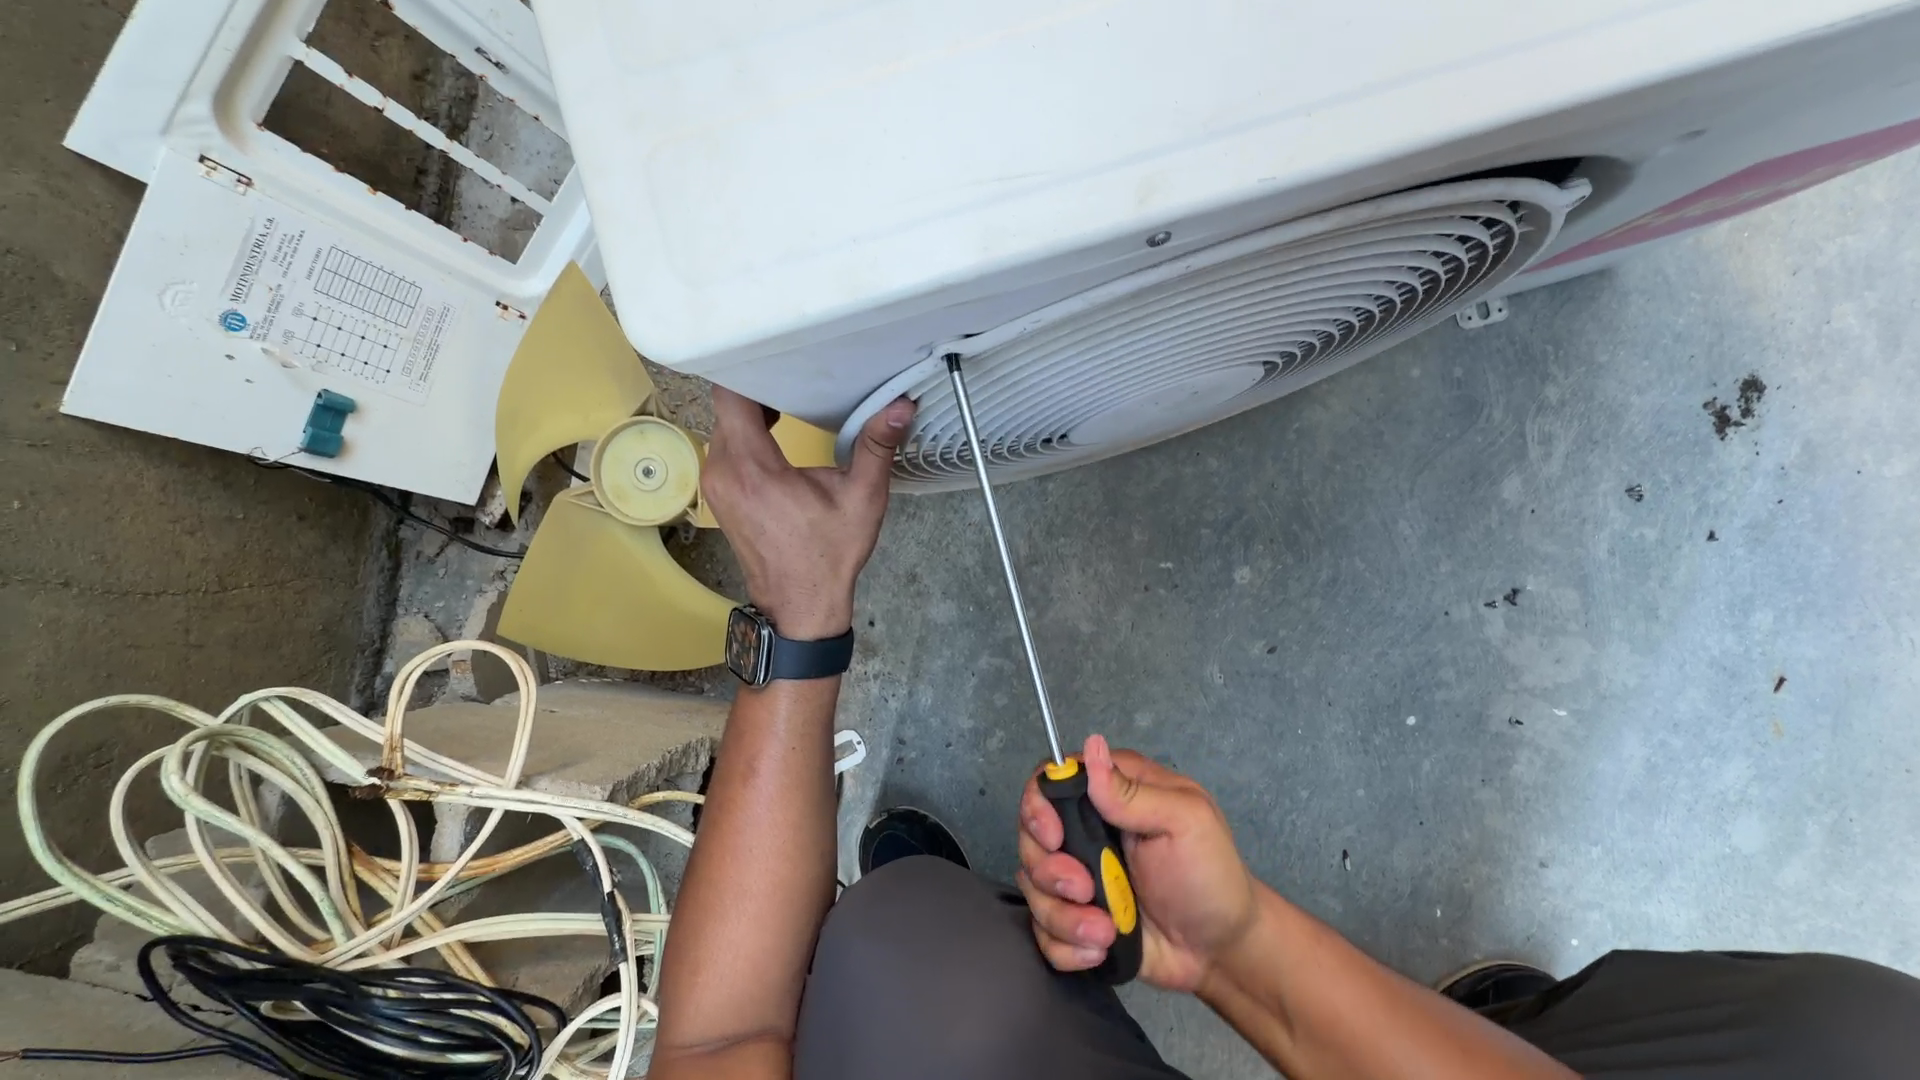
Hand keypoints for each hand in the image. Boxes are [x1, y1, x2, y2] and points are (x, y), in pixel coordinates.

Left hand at [701, 386, 913, 639]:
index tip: (779, 353)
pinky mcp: (720, 494)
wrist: (800, 605)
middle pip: (728, 406)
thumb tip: (902, 406)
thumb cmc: (828, 555)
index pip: (731, 395)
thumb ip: (876, 447)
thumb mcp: (861, 499)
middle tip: (795, 368)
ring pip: (725, 426)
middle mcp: (722, 470)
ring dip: (753, 410)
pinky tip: (777, 429)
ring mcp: (716, 483)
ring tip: (790, 394)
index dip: (750, 368)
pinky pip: (726, 447)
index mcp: (752, 467)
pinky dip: (747, 433)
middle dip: (759, 386)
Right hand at [1016, 735, 1258, 991]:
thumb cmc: (1210, 875)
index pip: (1050, 780)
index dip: (1038, 806)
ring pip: (1032, 887)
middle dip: (1050, 871)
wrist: (1220, 949)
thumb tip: (1091, 747)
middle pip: (1030, 835)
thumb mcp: (1185, 821)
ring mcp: (1078, 875)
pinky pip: (1043, 931)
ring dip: (1063, 917)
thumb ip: (1133, 791)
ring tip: (1105, 932)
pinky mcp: (1075, 918)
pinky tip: (1099, 949)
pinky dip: (1065, 946)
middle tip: (1085, 890)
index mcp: (1111, 793)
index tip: (1053, 837)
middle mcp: (1086, 829)